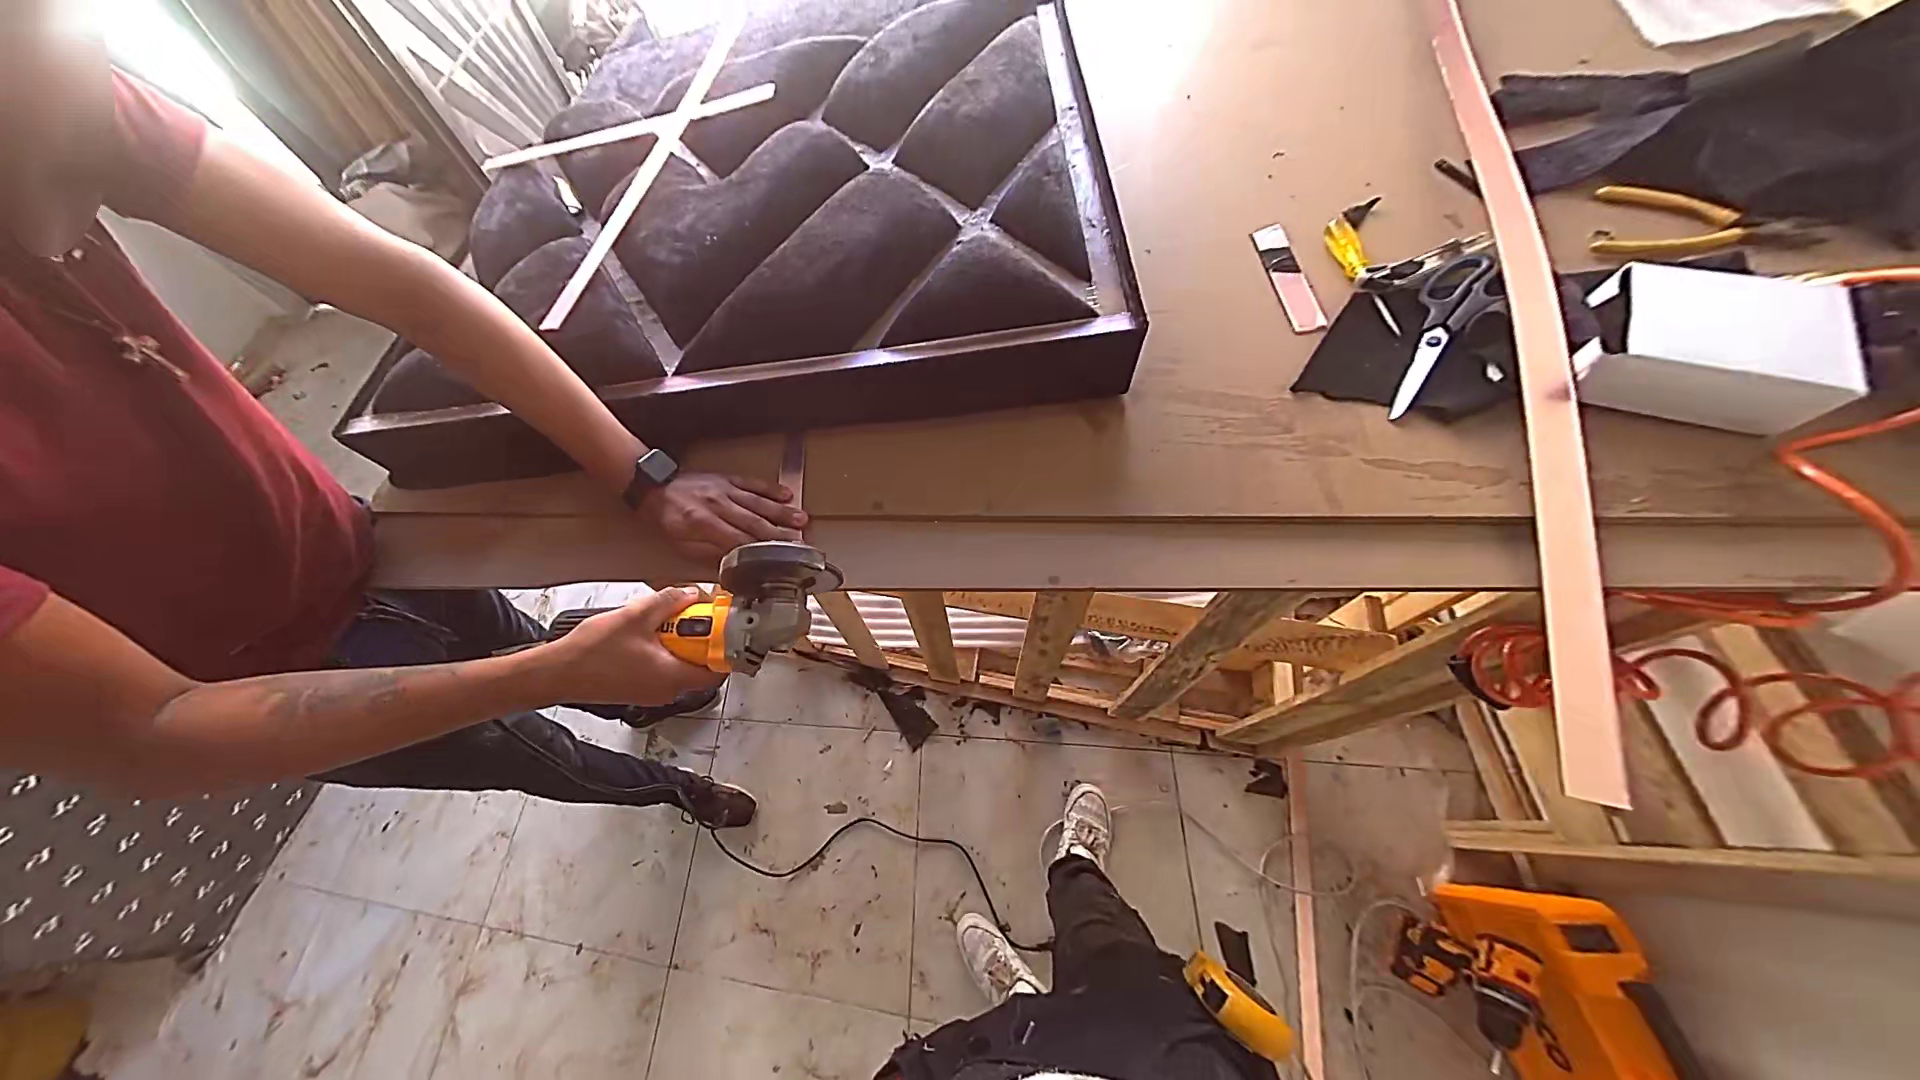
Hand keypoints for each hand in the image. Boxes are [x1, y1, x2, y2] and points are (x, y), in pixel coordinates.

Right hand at [532, 587, 724, 705]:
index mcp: (673, 678)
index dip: (724, 649)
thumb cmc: (590, 654)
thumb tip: (690, 594)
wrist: (554, 674)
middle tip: (691, 619)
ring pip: (679, 666)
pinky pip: (662, 670)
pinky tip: (647, 635)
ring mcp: (651, 692)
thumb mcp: (636, 617)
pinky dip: (663, 652)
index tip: (723, 629)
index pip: (718, 670)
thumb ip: (668, 602)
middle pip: (700, 665)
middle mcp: (666, 690)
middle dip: (699, 641)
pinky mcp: (637, 689)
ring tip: (664, 624)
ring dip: (679, 644)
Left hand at [635, 471, 806, 559]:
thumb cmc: (667, 519)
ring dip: (781, 512)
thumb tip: (734, 564)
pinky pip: (752, 483)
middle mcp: (718, 505)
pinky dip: (770, 489)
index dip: (759, 551)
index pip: (738, 540)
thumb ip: (709, 554)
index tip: (778, 559)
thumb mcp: (681, 545)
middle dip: (778, 533)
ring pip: (758, 502)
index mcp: (704, 524)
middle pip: (754, 522)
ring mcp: (725, 490)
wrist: (654, 487)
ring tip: (801, 519)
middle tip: (800, 541)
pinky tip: (787, 494)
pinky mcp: (728, 479)